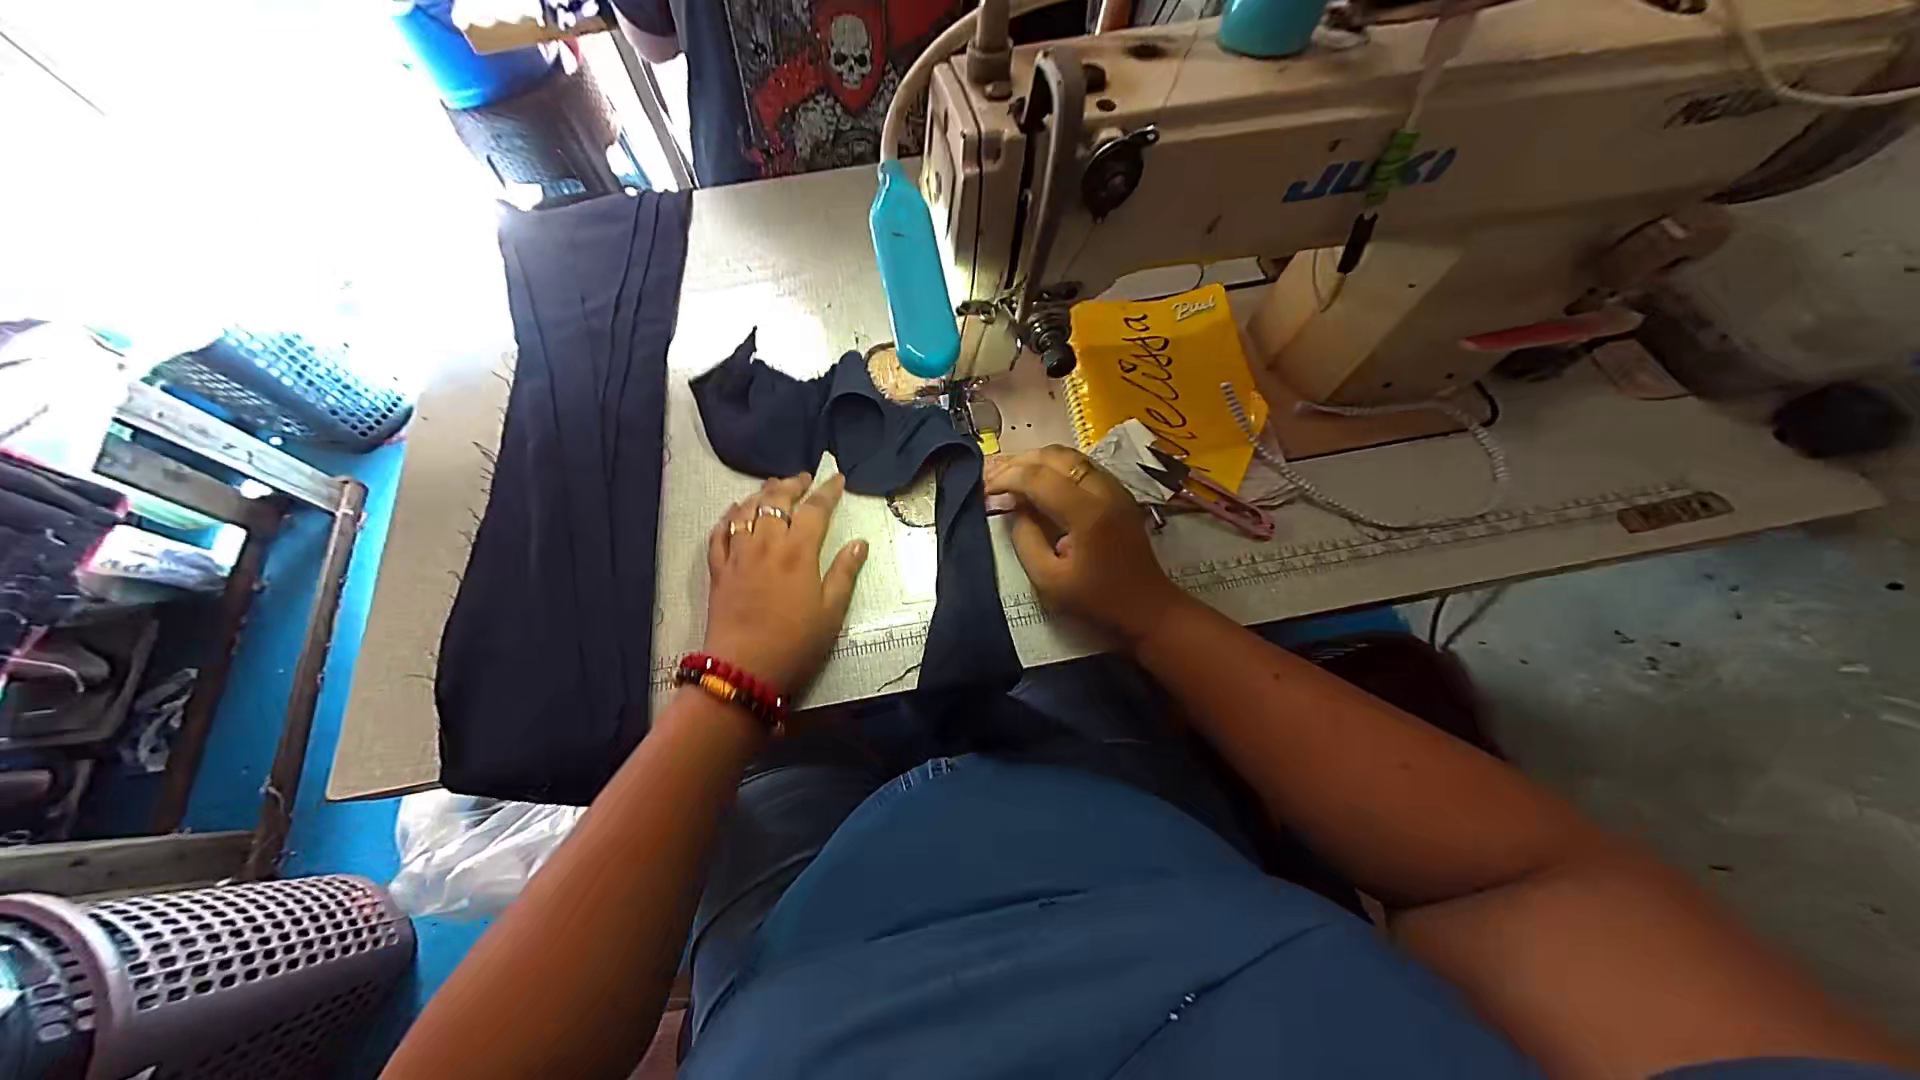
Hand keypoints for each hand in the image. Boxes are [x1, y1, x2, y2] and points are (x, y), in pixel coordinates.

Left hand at [703, 473, 868, 697]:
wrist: (744, 669)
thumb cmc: (796, 642)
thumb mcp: (832, 611)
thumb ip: (844, 572)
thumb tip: (859, 542)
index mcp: (798, 552)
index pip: (815, 509)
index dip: (827, 491)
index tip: (836, 479)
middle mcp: (766, 543)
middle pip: (776, 500)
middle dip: (791, 485)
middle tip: (803, 479)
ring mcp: (738, 555)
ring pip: (746, 510)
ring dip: (760, 494)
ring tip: (771, 487)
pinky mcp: (718, 570)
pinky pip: (719, 533)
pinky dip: (728, 517)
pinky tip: (733, 511)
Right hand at [984, 445, 1192, 649]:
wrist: (1147, 607)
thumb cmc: (1097, 600)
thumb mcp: (1049, 581)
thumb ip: (1026, 540)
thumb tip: (1015, 509)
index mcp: (1087, 513)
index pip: (1039, 478)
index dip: (1007, 478)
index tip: (985, 489)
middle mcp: (1104, 490)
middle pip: (1055, 456)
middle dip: (1020, 462)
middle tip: (993, 475)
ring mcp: (1115, 488)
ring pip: (1070, 455)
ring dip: (1037, 459)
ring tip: (1011, 473)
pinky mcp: (1118, 493)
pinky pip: (1082, 465)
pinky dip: (1055, 465)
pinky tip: (1038, 479)